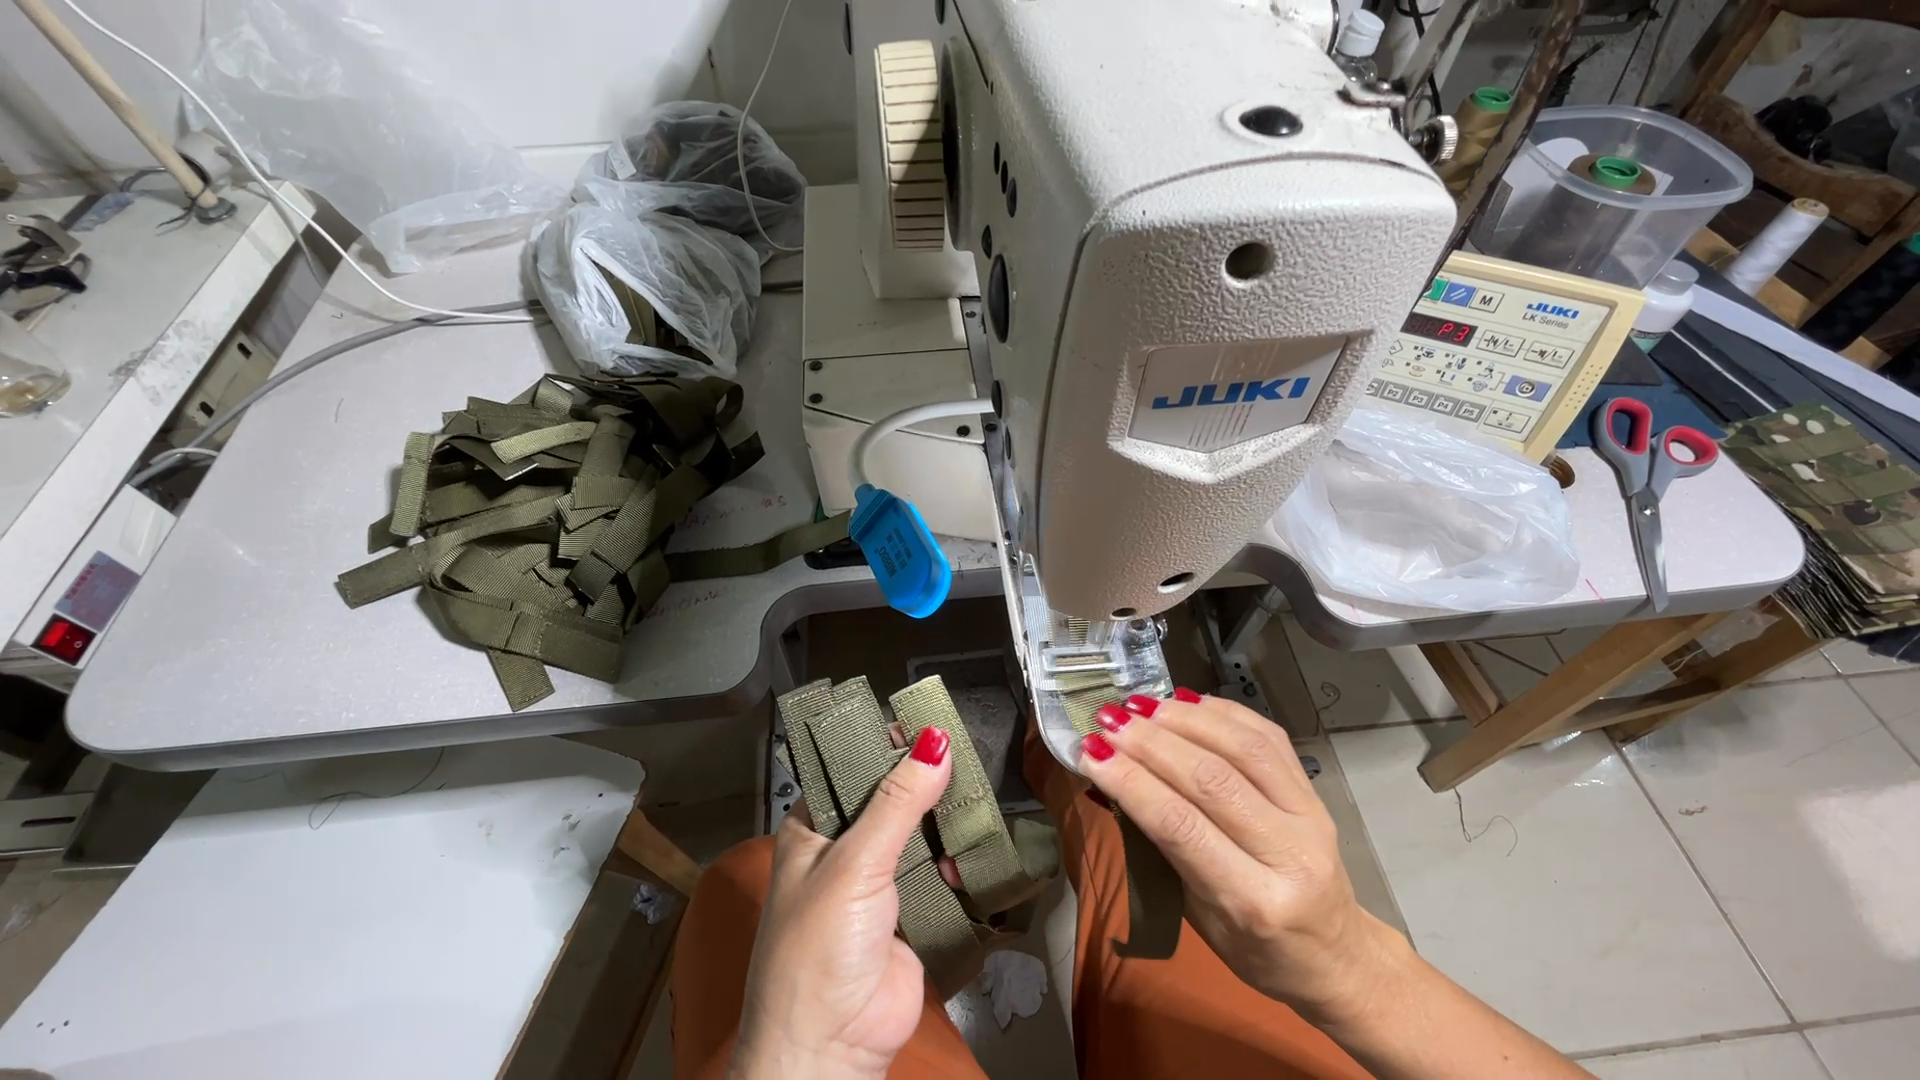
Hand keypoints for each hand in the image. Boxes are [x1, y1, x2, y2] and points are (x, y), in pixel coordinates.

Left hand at [729, 727, 953, 1079]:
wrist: (831, 1048)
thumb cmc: (820, 944)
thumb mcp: (854, 862)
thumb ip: (898, 800)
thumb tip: (936, 739)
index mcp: (813, 828)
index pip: (850, 768)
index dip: (885, 744)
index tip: (928, 723)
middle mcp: (844, 849)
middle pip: (892, 799)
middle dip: (925, 785)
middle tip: (963, 762)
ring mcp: (879, 884)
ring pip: (919, 835)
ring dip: (944, 825)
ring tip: (971, 808)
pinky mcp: (910, 914)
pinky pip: (938, 874)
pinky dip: (955, 864)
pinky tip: (966, 859)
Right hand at [1077, 690, 1404, 1021]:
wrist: (1336, 956)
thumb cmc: (1254, 949)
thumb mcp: (1196, 915)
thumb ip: (1160, 847)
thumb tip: (1109, 781)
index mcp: (1251, 901)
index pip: (1181, 826)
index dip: (1131, 782)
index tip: (1089, 752)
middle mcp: (1288, 854)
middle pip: (1211, 780)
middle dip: (1150, 742)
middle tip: (1107, 720)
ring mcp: (1311, 818)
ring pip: (1243, 749)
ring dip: (1184, 718)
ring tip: (1139, 705)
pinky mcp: (1317, 794)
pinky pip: (1269, 738)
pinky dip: (1222, 712)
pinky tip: (1184, 701)